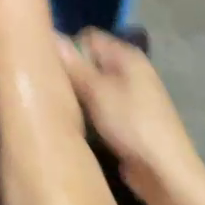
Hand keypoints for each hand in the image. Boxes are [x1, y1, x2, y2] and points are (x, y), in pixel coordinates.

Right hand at [57, 28, 203, 199]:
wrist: (162, 169)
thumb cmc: (131, 124)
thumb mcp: (97, 92)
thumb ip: (73, 65)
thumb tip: (49, 36)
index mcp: (126, 56)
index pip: (88, 38)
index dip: (66, 48)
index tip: (43, 66)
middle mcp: (128, 71)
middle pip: (88, 62)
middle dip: (67, 73)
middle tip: (41, 89)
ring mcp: (127, 96)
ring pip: (90, 87)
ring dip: (73, 96)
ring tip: (50, 106)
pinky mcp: (123, 118)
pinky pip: (96, 106)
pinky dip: (83, 112)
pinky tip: (68, 122)